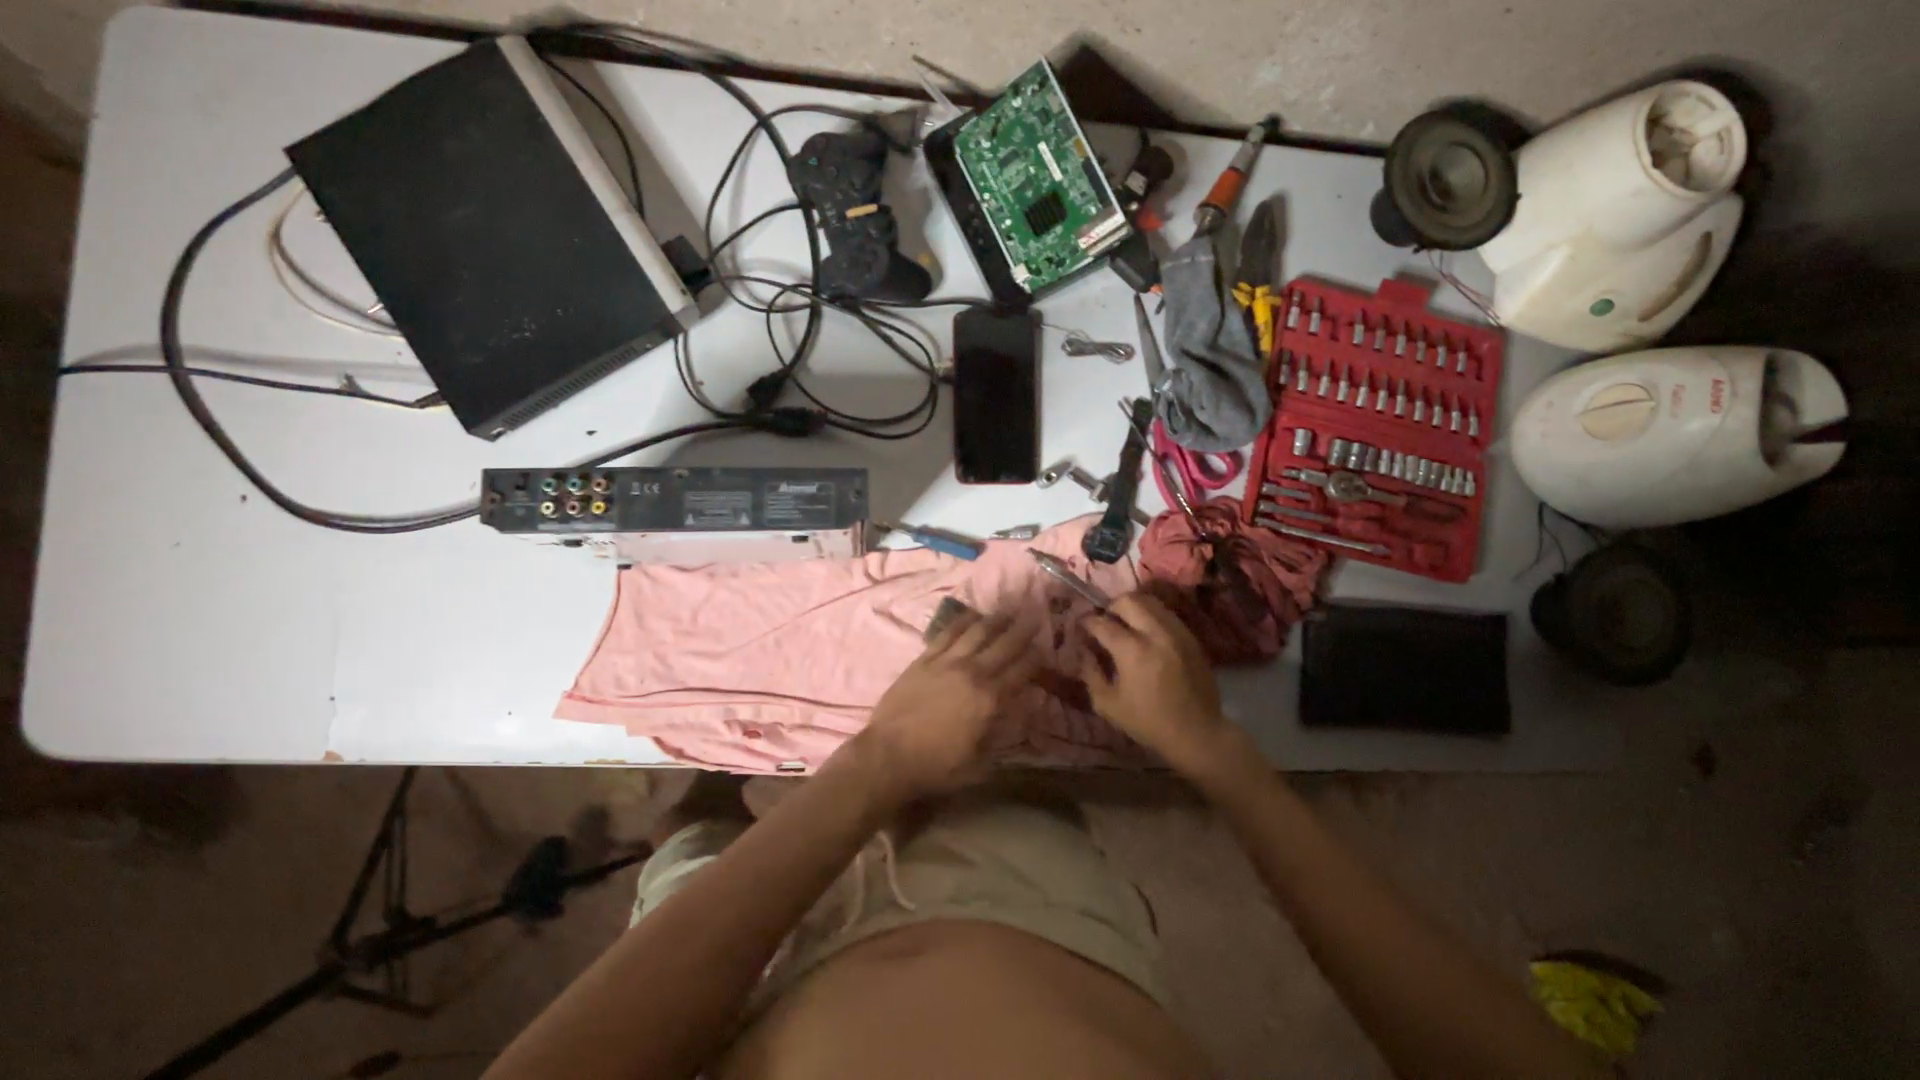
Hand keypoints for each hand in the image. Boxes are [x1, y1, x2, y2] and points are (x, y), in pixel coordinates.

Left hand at [852, 610, 1041, 802]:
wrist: (889, 756)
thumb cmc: (937, 766)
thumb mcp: (981, 762)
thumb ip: (1004, 734)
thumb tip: (1024, 712)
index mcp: (990, 700)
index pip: (1022, 671)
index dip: (1037, 658)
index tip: (1046, 648)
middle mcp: (972, 673)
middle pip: (1004, 644)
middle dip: (1023, 629)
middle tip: (1035, 615)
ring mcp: (946, 663)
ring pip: (977, 632)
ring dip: (996, 619)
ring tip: (1008, 610)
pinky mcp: (924, 660)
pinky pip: (947, 633)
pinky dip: (962, 621)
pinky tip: (972, 615)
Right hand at [1079, 590, 1235, 773]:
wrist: (1197, 732)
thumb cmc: (1148, 722)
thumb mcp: (1108, 705)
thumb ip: (1091, 674)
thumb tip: (1085, 652)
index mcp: (1132, 651)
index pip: (1103, 623)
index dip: (1088, 622)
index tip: (1082, 625)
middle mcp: (1156, 634)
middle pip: (1129, 601)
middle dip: (1111, 607)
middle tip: (1105, 621)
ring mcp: (1177, 633)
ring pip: (1151, 602)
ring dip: (1134, 608)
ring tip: (1127, 624)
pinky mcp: (1191, 638)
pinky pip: (1167, 615)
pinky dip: (1153, 618)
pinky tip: (1148, 635)